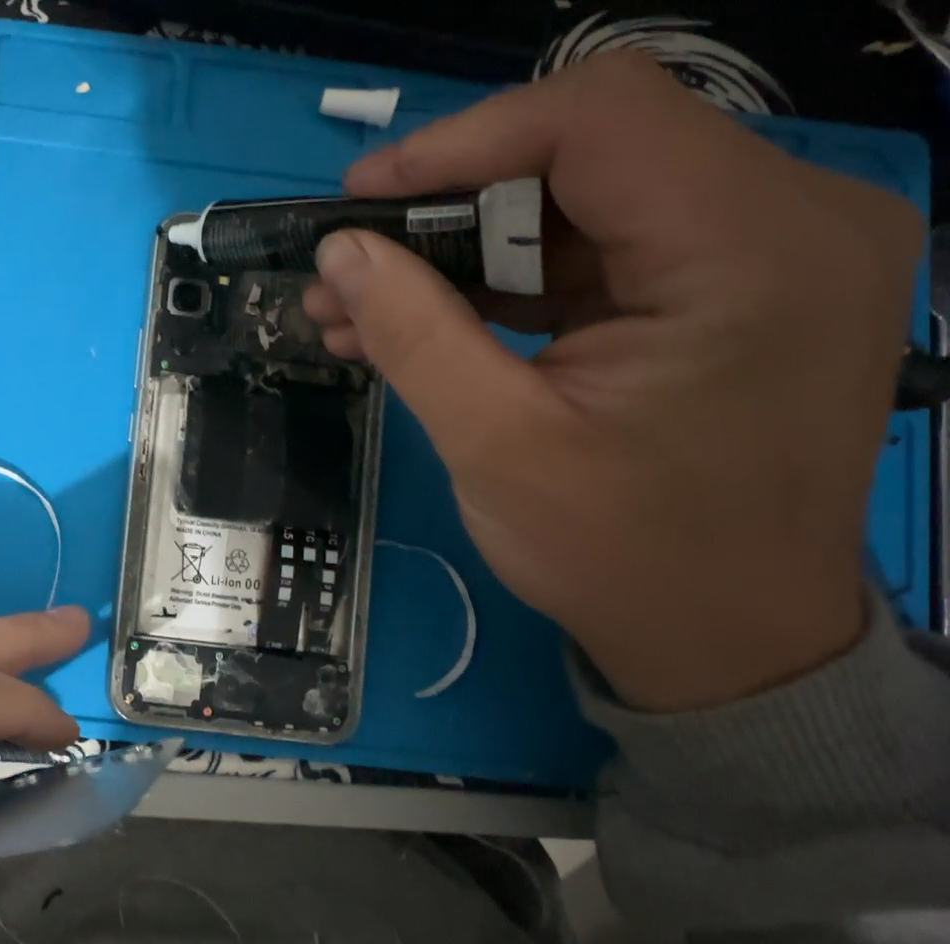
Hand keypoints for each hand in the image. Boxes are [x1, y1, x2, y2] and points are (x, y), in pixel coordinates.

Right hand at [301, 53, 922, 710]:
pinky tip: (426, 319)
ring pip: (586, 198)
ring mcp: (771, 249)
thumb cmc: (621, 554)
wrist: (730, 638)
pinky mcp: (737, 286)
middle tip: (348, 265)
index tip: (357, 200)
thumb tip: (338, 251)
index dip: (459, 143)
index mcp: (751, 247)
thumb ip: (412, 332)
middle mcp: (791, 217)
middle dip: (449, 204)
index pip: (597, 118)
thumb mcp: (494, 444)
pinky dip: (508, 279)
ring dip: (466, 247)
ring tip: (361, 306)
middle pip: (591, 149)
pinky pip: (604, 249)